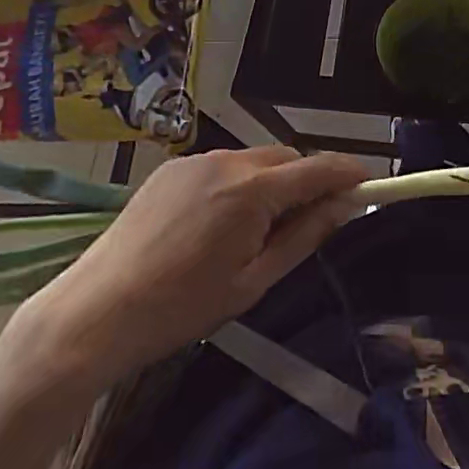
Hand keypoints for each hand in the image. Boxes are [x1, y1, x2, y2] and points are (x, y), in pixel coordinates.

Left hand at [25, 147, 367, 375]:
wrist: (99, 309)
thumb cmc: (184, 306)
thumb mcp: (254, 280)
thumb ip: (304, 236)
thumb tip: (345, 206)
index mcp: (252, 190)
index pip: (316, 169)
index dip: (348, 172)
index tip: (369, 182)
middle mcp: (226, 160)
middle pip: (285, 159)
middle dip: (306, 181)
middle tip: (309, 222)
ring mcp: (194, 161)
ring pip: (253, 160)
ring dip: (270, 183)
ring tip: (256, 231)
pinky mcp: (170, 169)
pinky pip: (221, 166)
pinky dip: (237, 183)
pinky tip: (218, 223)